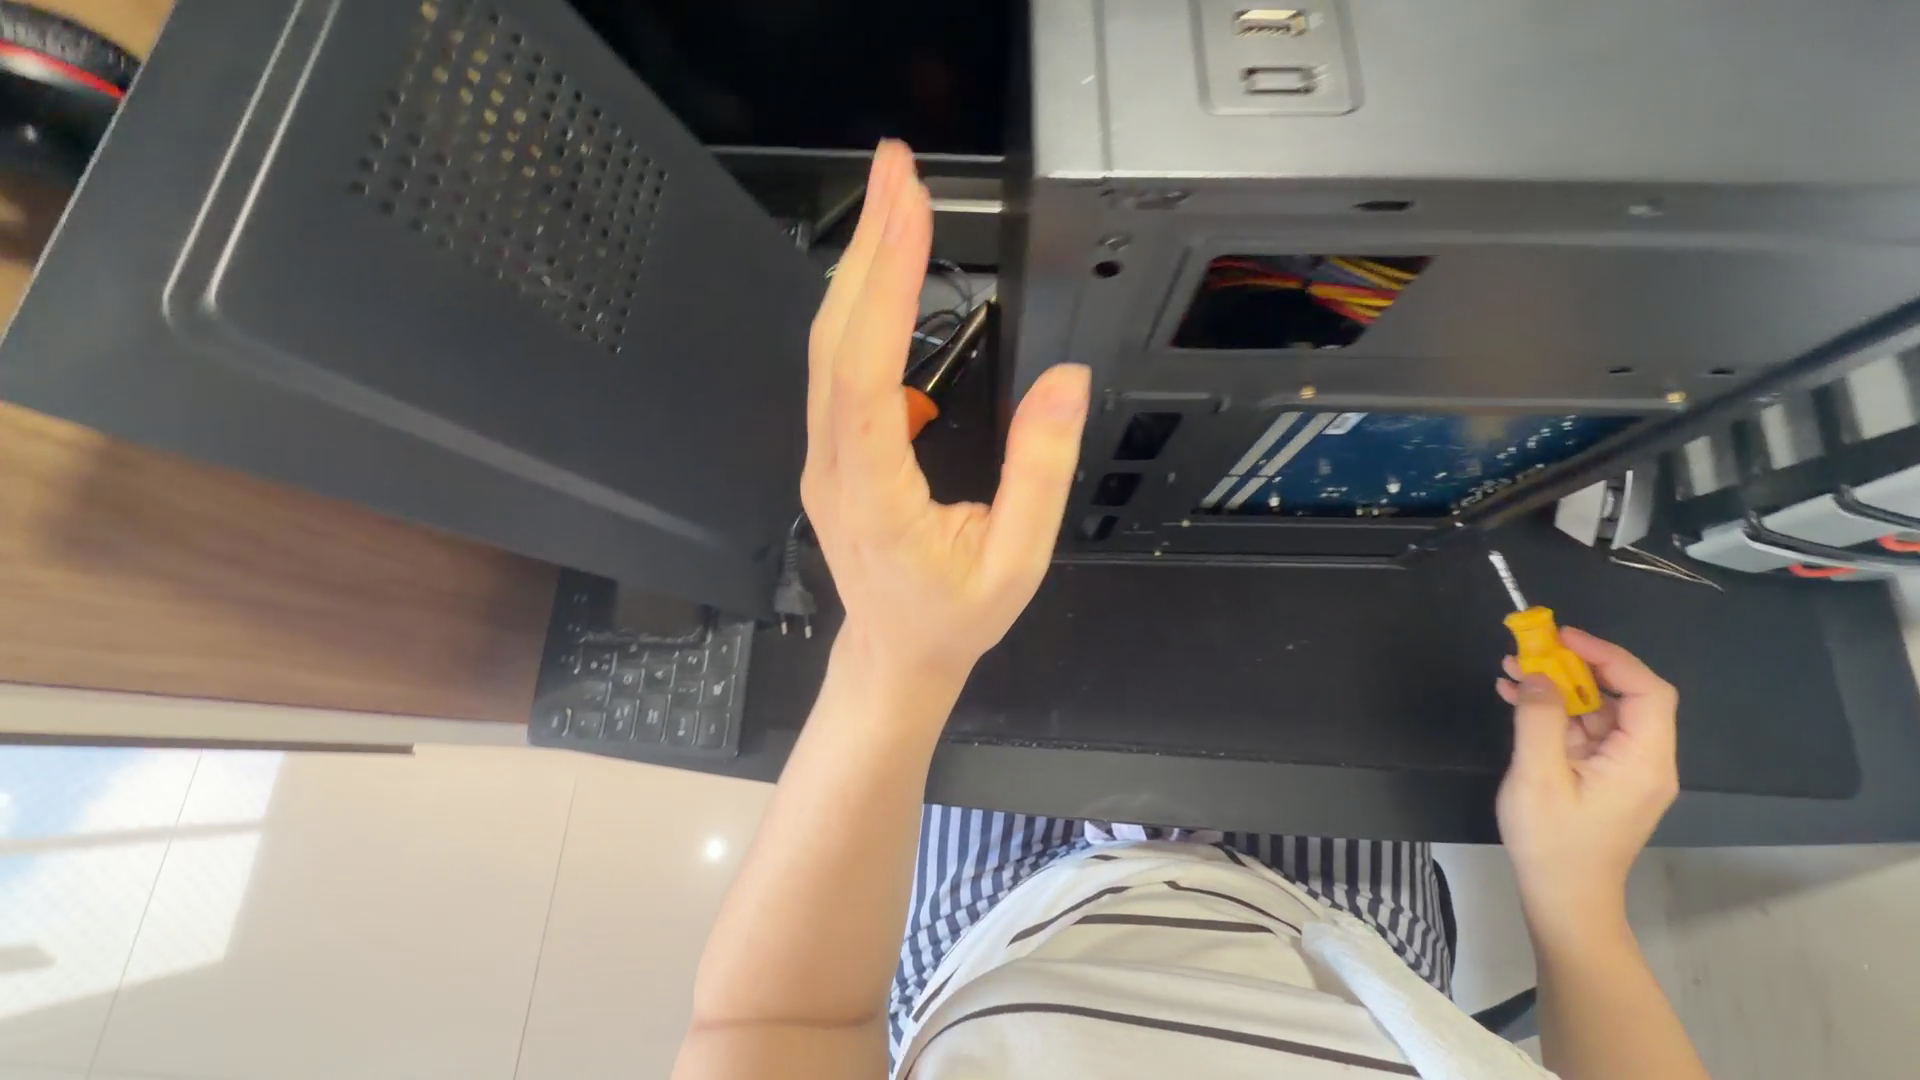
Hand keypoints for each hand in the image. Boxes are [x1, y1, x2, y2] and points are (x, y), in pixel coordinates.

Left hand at [803, 141, 1090, 684]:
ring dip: (859, 268)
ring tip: (894, 202)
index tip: (908, 208)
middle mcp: (834, 466)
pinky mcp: (832, 451)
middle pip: (836, 340)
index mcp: (876, 495)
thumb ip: (1039, 472)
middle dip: (867, 245)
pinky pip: (837, 369)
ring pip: (828, 348)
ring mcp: (824, 456)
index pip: (867, 374)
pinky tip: (885, 275)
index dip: (885, 285)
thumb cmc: (953, 617)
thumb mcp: (1017, 560)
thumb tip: (1062, 382)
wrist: (895, 652)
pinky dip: (860, 309)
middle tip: (898, 169)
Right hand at [1494, 627, 1679, 941]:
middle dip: (1576, 666)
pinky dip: (1554, 711)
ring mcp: (1625, 770)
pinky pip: (1585, 732)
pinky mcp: (1604, 778)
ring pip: (1600, 711)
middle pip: (1625, 696)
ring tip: (1511, 668)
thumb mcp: (1537, 776)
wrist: (1564, 897)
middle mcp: (1645, 761)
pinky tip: (1516, 698)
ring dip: (1558, 687)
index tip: (1561, 637)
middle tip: (1528, 647)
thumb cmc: (1553, 840)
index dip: (1608, 656)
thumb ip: (1539, 719)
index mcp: (1643, 760)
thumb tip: (1538, 674)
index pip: (1647, 691)